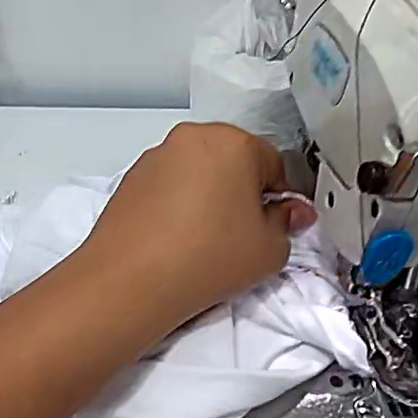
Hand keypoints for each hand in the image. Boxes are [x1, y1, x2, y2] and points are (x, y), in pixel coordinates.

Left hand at [71, 123, 313, 326]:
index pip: (273, 164)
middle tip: (242, 233)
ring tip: (205, 240)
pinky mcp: (130, 179)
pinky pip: (166, 186)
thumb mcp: (269, 249)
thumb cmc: (203, 258)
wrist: (131, 278)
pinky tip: (177, 239)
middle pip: (231, 161)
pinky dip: (176, 205)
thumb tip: (287, 214)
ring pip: (196, 172)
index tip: (279, 221)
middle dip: (241, 192)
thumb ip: (286, 224)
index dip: (280, 197)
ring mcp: (156, 157)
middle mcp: (191, 139)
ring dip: (206, 196)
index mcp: (232, 142)